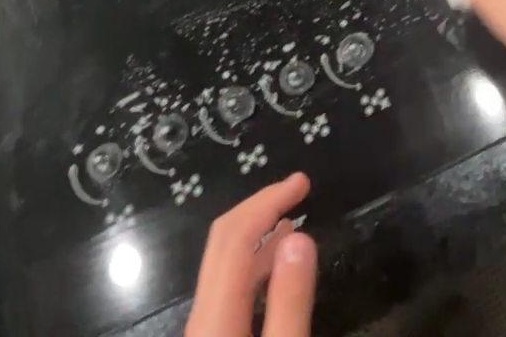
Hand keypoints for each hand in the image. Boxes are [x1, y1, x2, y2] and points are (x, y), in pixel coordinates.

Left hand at [186, 173, 316, 336]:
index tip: (302, 183)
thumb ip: (290, 302)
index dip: (269, 201)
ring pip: (225, 261)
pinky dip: (256, 259)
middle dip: (261, 205)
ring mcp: (205, 323)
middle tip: (297, 187)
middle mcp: (203, 311)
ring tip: (292, 217)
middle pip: (224, 240)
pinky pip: (230, 282)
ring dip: (258, 230)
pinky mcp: (213, 333)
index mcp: (216, 313)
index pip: (237, 236)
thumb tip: (300, 238)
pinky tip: (277, 264)